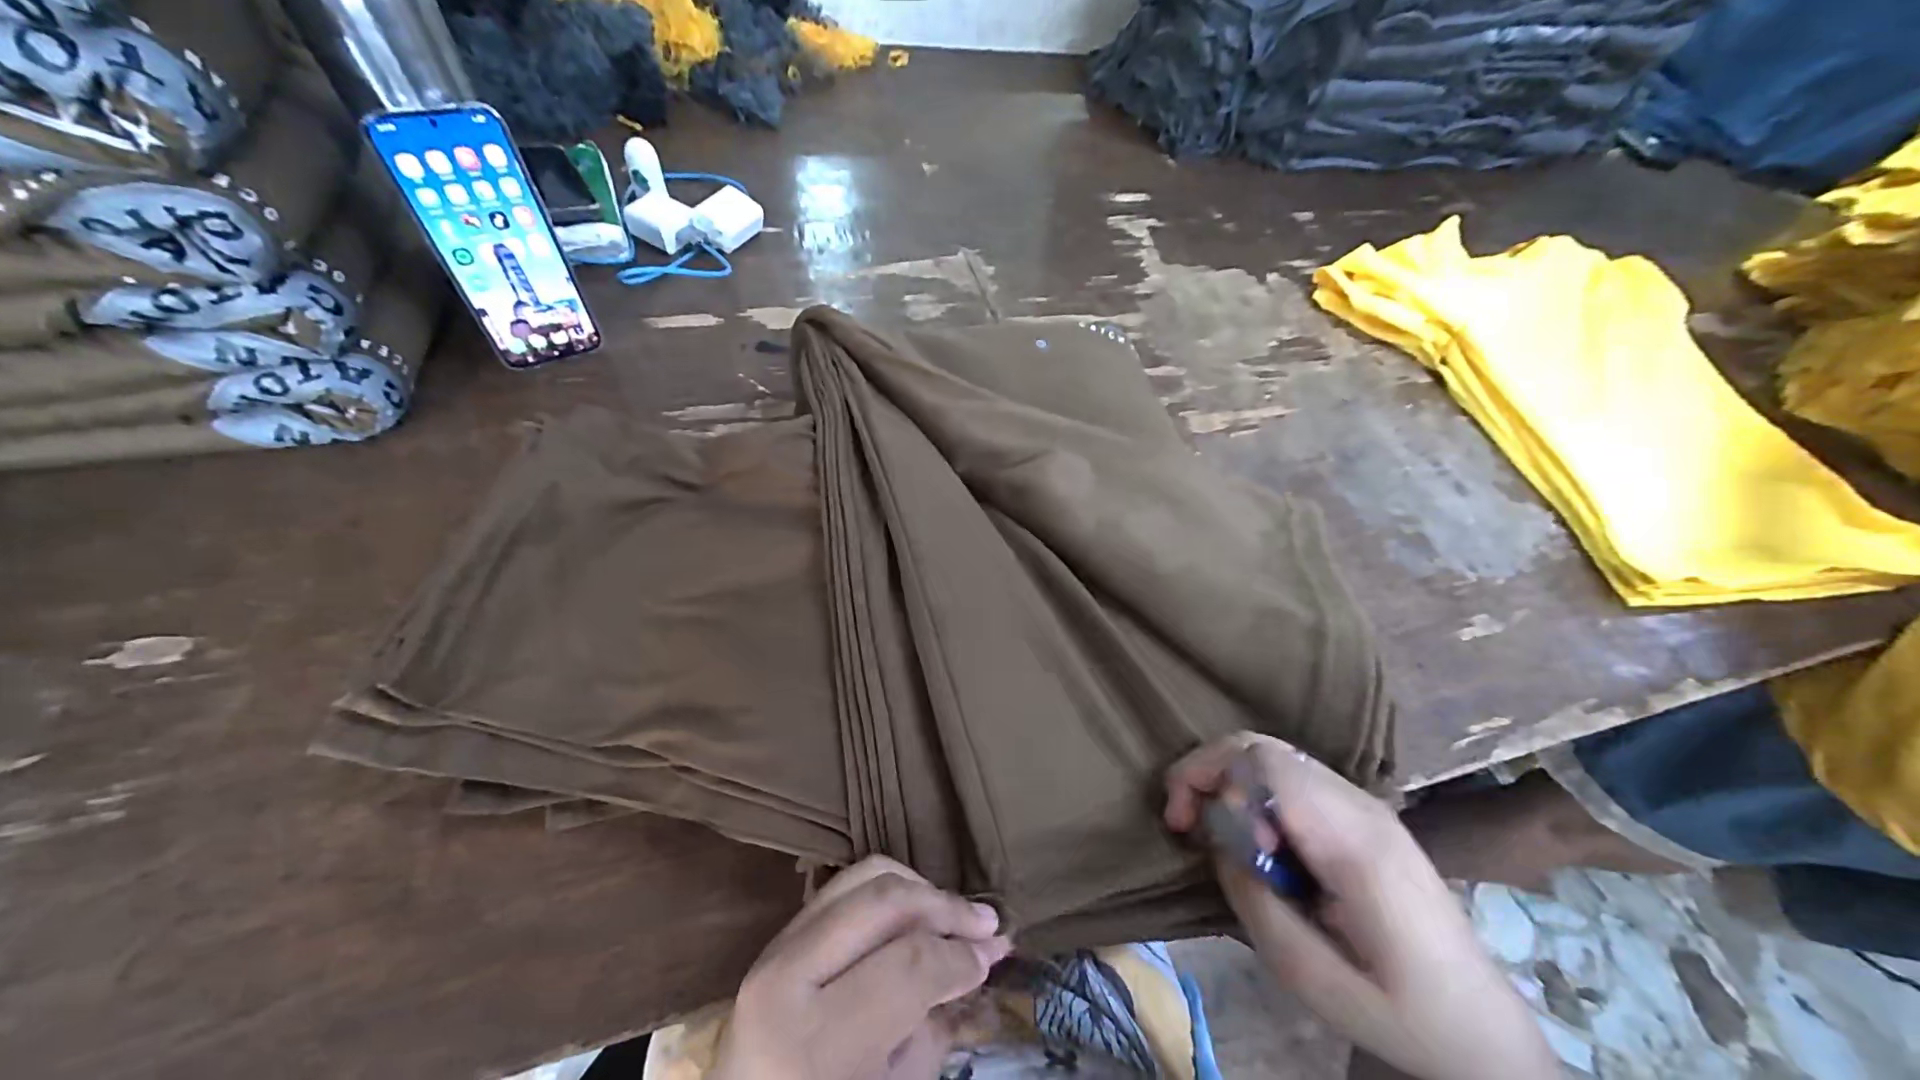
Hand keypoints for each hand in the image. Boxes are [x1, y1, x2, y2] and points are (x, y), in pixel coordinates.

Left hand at [710, 855, 1011, 1079]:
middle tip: (986, 924)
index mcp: (815, 1037)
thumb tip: (985, 954)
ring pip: (863, 876)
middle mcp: (788, 976)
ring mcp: (776, 946)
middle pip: (884, 902)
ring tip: (953, 914)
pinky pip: (843, 886)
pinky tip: (917, 911)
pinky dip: (889, 889)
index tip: (992, 957)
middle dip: (945, 907)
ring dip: (919, 887)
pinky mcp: (779, 933)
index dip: (960, 957)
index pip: (908, 965)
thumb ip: (936, 1019)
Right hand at [1166, 734, 1556, 1079]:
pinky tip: (1252, 839)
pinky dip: (1253, 793)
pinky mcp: (1365, 816)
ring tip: (1213, 832)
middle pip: (1263, 746)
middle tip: (1183, 819)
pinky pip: (1292, 777)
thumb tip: (1219, 839)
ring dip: (1228, 782)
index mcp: (1354, 845)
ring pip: (1275, 755)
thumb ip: (1254, 899)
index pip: (1265, 762)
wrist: (1485, 1028)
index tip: (1189, 828)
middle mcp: (1361, 808)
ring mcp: (1368, 806)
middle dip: (1206, 770)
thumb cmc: (1401, 1014)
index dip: (1211, 778)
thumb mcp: (1312, 979)